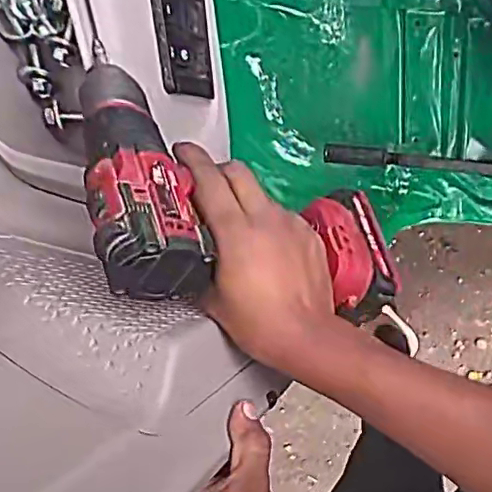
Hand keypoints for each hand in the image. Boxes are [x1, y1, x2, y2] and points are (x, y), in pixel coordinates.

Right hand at [176, 143, 339, 373]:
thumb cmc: (263, 325)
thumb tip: (193, 263)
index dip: (191, 160)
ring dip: (245, 199)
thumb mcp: (214, 300)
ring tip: (237, 223)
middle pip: (238, 171)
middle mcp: (267, 221)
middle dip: (218, 171)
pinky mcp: (309, 236)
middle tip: (205, 184)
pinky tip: (267, 244)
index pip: (209, 178)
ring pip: (263, 194)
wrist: (306, 337)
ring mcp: (292, 226)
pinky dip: (270, 221)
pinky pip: (285, 216)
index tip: (182, 154)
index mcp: (237, 232)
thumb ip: (199, 270)